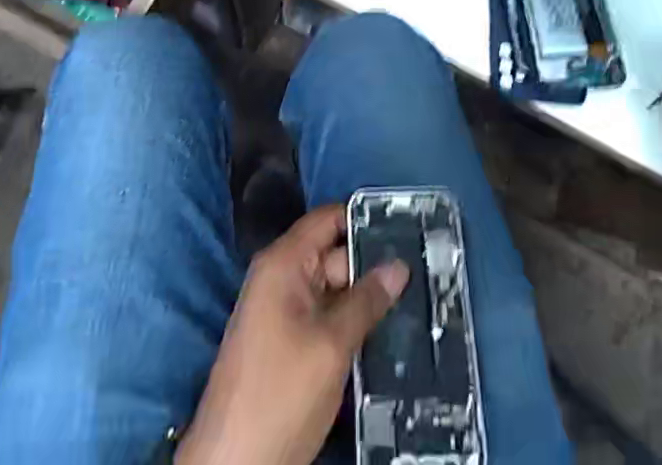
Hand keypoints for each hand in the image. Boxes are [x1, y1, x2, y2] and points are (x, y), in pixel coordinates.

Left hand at [176, 205, 408, 464]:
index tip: (410, 227)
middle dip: (375, 263)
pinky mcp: (292, 341)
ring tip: (420, 295)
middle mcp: (283, 278)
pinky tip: (391, 328)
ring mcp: (286, 311)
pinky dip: (355, 319)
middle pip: (337, 255)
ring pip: (337, 289)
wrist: (235, 462)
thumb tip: (399, 265)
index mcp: (283, 264)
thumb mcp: (331, 344)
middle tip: (426, 270)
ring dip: (369, 296)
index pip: (328, 220)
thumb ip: (367, 301)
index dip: (366, 220)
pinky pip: (329, 315)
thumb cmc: (281, 392)